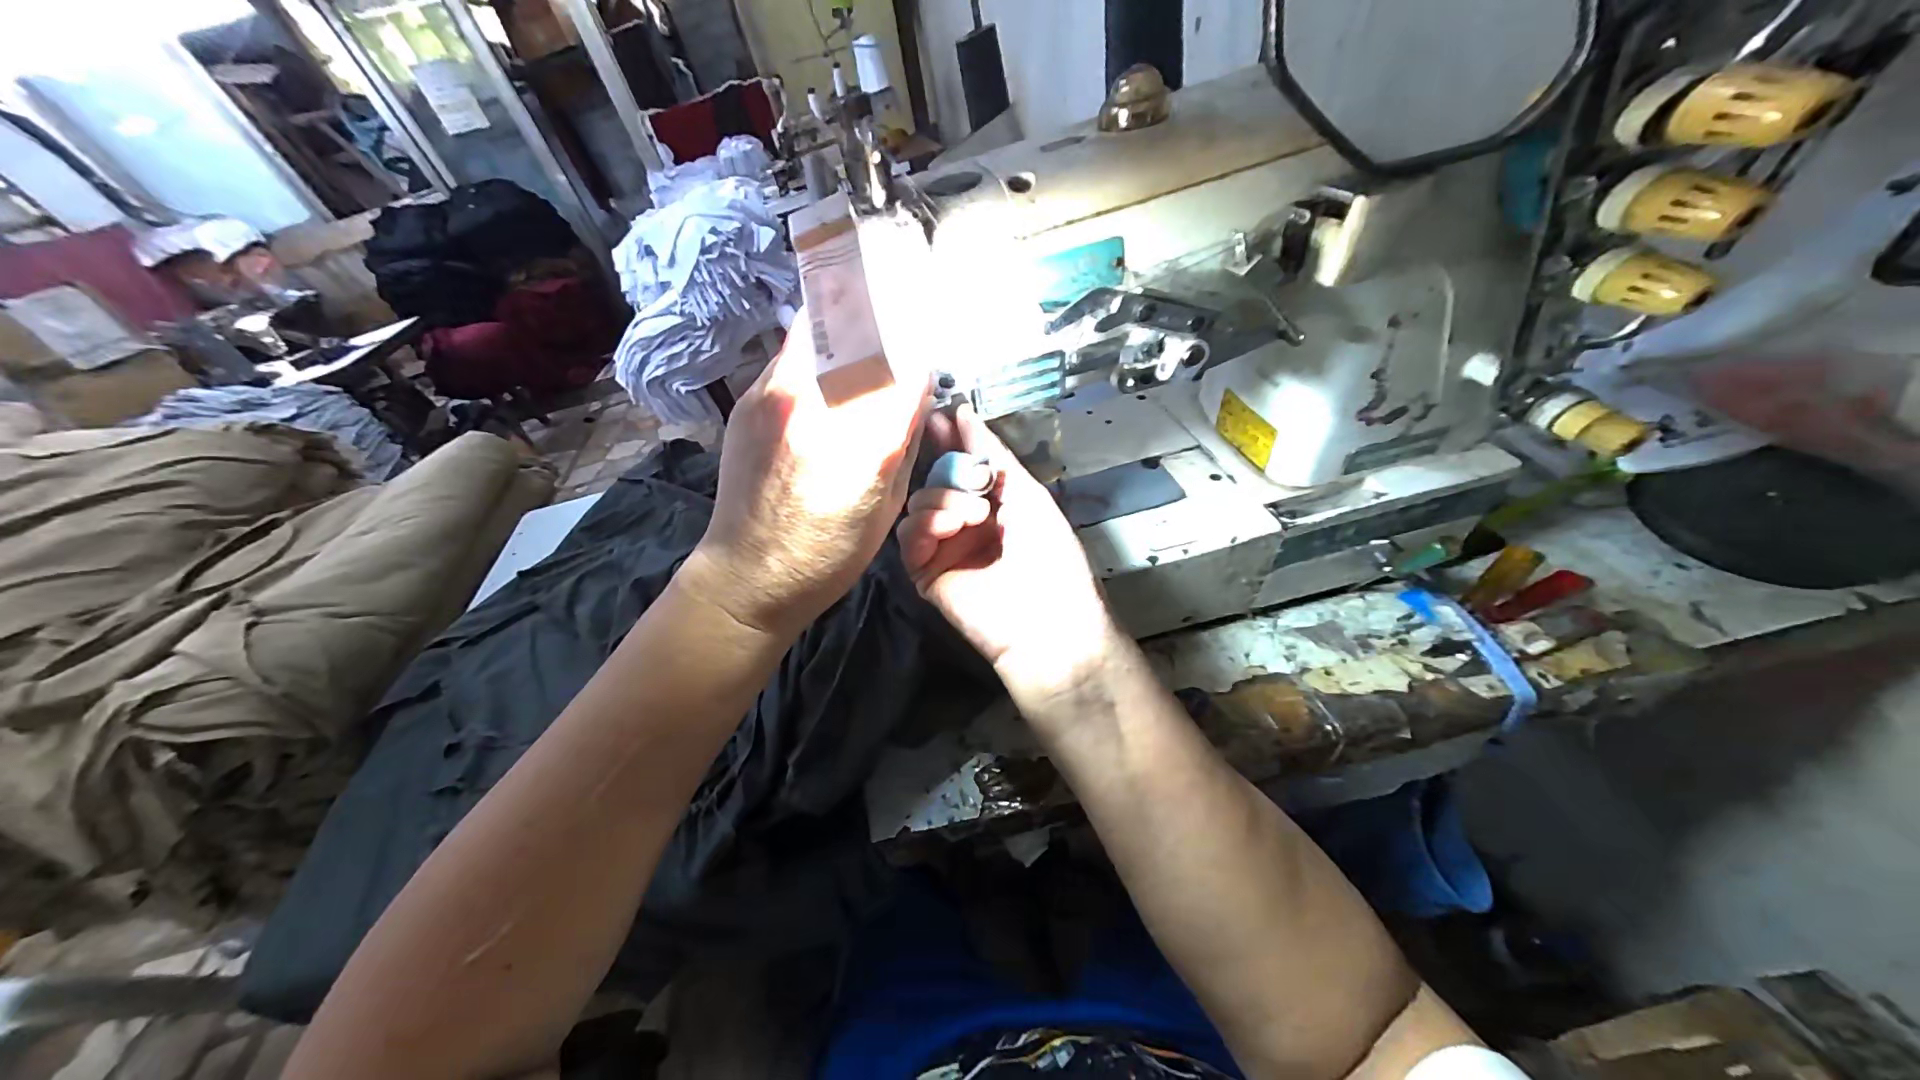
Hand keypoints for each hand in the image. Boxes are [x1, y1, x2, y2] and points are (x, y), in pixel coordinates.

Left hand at [687, 315, 928, 637]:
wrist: (750, 573)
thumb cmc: (830, 554)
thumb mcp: (887, 504)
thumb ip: (903, 439)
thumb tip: (915, 388)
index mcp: (866, 447)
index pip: (906, 368)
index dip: (920, 351)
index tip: (927, 345)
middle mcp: (819, 409)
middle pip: (861, 334)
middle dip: (885, 324)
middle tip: (900, 321)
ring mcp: (776, 397)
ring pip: (821, 331)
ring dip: (848, 328)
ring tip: (866, 333)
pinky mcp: (750, 398)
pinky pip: (793, 352)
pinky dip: (818, 349)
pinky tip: (830, 366)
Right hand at [896, 404, 1118, 696]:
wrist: (1045, 618)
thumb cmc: (1049, 553)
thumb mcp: (1027, 492)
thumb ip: (992, 452)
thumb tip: (963, 411)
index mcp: (993, 501)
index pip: (959, 463)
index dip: (947, 440)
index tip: (934, 417)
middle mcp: (965, 520)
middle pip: (933, 479)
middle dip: (948, 471)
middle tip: (972, 482)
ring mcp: (943, 546)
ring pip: (918, 504)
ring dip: (942, 500)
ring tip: (972, 516)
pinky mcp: (924, 570)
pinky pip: (908, 535)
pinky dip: (924, 525)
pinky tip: (948, 529)